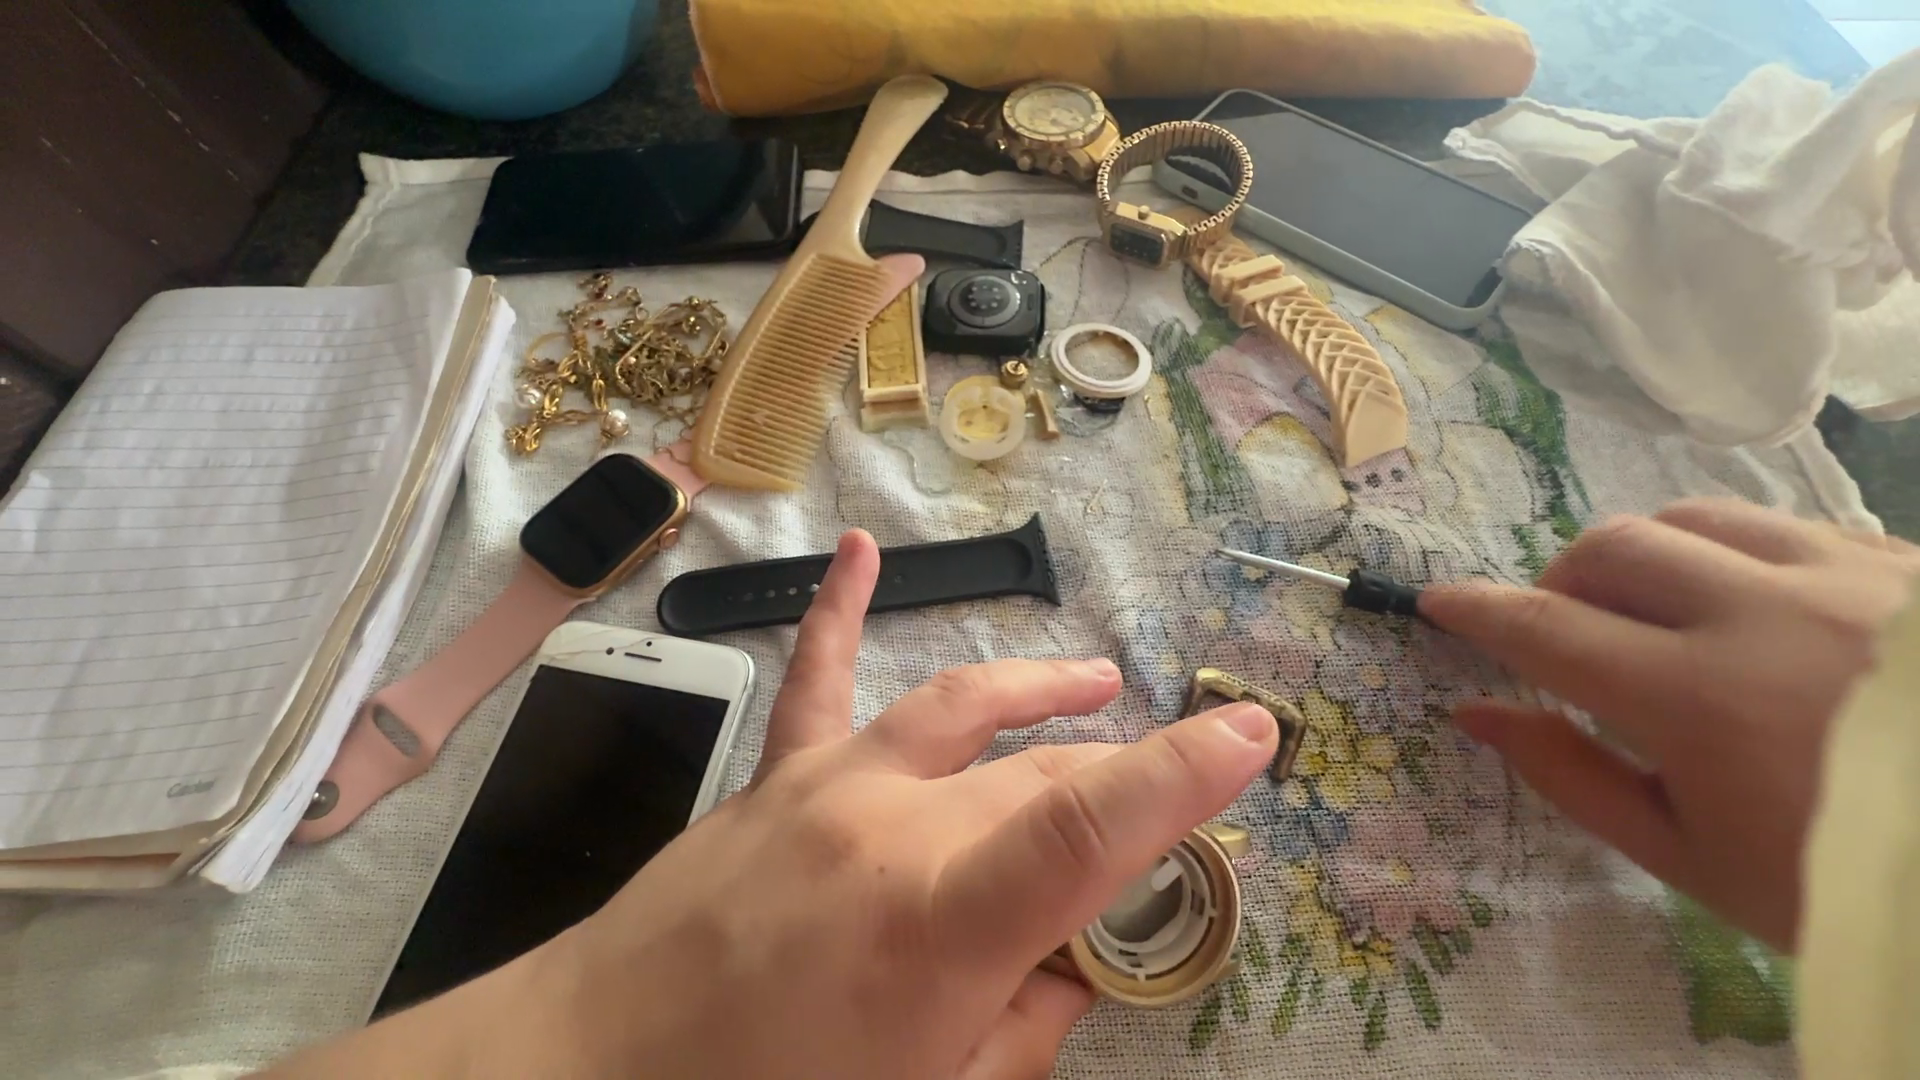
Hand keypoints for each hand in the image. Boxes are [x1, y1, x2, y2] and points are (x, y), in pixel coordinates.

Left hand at [271, 529, 1279, 1078]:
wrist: (594, 1069)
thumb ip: (1019, 1033)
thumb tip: (1066, 967)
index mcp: (937, 924)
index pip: (1087, 828)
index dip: (1181, 775)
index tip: (1249, 732)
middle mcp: (892, 826)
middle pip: (1040, 776)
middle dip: (1114, 783)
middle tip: (1158, 794)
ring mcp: (831, 782)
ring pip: (964, 712)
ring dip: (1038, 695)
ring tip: (1092, 684)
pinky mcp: (781, 772)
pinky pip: (818, 674)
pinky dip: (840, 606)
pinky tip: (861, 550)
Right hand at [1420, 498, 1918, 950]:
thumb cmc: (1854, 889)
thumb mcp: (1693, 860)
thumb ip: (1569, 775)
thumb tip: (1475, 713)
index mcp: (1697, 699)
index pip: (1540, 626)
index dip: (1473, 609)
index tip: (1436, 602)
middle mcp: (1768, 616)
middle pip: (1613, 547)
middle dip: (1562, 580)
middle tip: (1568, 631)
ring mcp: (1858, 583)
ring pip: (1697, 519)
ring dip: (1644, 556)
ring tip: (1656, 609)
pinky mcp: (1919, 573)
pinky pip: (1792, 530)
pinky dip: (1734, 559)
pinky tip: (1755, 614)